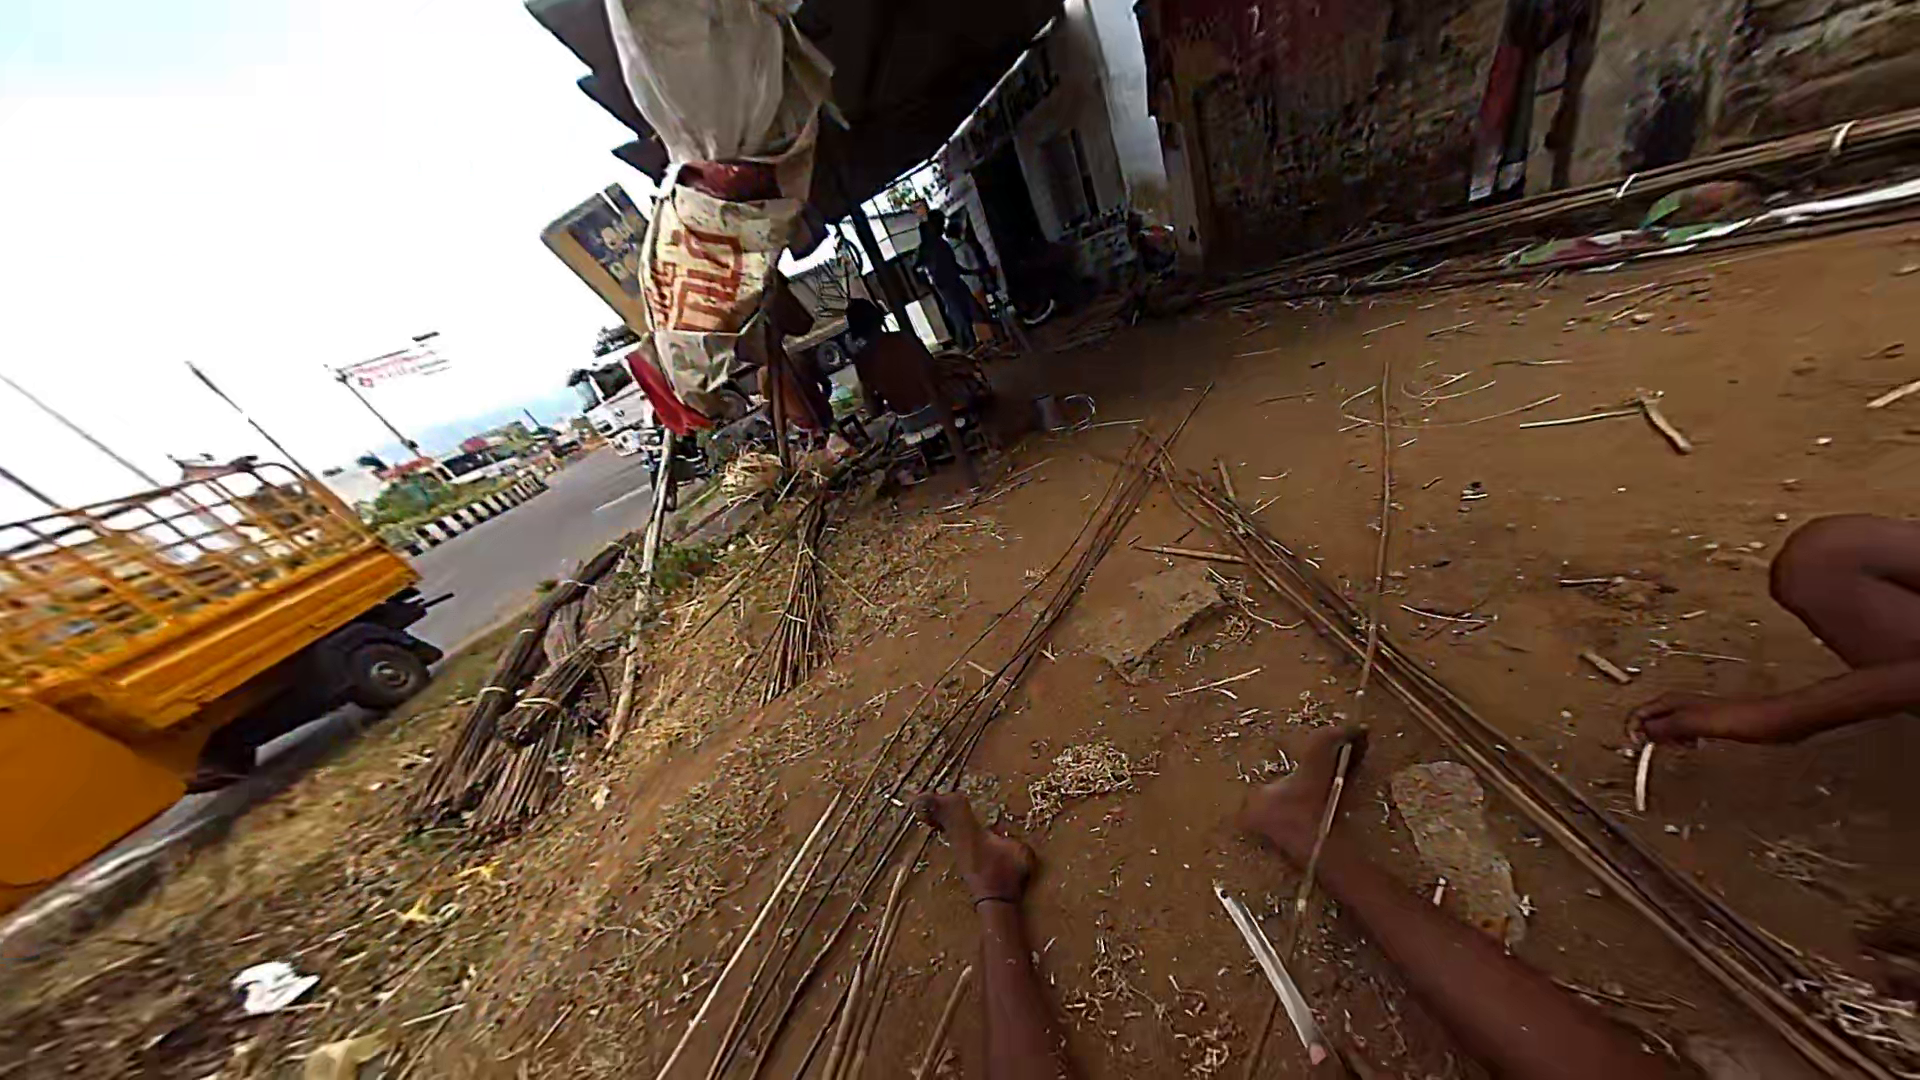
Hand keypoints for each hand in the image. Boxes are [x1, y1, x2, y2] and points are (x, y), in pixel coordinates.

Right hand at [1627, 693, 1784, 745]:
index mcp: (1669, 702)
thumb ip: (1664, 727)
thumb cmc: (1736, 719)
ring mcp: (1694, 713)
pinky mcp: (1709, 722)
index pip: (1638, 714)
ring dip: (1667, 739)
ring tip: (1681, 749)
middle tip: (1664, 748)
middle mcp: (1676, 705)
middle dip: (1650, 735)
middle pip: (1650, 719)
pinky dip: (1682, 739)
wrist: (1780, 719)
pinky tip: (1694, 746)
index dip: (1633, 729)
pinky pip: (1684, 730)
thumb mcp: (1694, 723)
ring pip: (1667, 726)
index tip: (1638, 747)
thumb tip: (1640, 733)